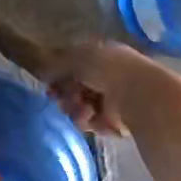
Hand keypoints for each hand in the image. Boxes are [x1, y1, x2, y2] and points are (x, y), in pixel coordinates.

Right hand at [46, 41, 169, 135]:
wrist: (136, 94)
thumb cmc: (107, 68)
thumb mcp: (76, 57)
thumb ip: (57, 63)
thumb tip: (43, 70)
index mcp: (102, 57)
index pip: (73, 68)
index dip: (58, 77)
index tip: (49, 85)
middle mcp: (106, 77)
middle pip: (73, 90)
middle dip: (65, 96)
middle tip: (64, 98)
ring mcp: (111, 101)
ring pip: (78, 108)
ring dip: (75, 109)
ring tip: (83, 108)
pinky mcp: (114, 122)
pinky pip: (90, 123)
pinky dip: (88, 121)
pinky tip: (93, 117)